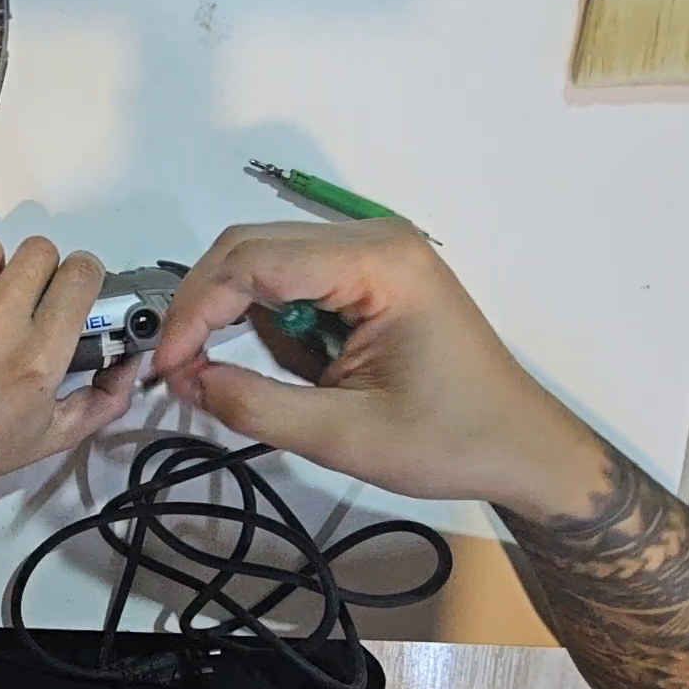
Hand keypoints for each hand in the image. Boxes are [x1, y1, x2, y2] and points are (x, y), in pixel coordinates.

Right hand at [150, 221, 604, 516]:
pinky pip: (284, 281)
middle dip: (201, 305)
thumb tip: (181, 379)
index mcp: (376, 264)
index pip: (252, 262)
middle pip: (248, 247)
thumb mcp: (341, 436)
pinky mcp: (362, 275)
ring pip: (259, 259)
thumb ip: (253, 405)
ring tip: (214, 366)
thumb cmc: (447, 442)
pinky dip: (257, 318)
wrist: (524, 449)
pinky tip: (272, 358)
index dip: (195, 310)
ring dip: (226, 311)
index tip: (165, 365)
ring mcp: (367, 253)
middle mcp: (369, 240)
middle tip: (176, 363)